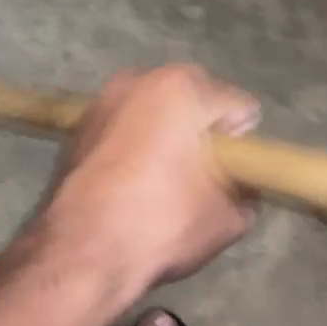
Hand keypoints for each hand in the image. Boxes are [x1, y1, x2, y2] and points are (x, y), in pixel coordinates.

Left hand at [40, 65, 260, 291]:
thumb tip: (237, 184)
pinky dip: (132, 143)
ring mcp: (105, 97)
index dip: (241, 147)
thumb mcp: (229, 217)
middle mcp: (142, 77)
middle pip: (194, 99)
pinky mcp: (80, 121)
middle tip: (199, 179)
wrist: (82, 248)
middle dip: (201, 132)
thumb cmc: (162, 222)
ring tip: (160, 181)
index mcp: (184, 87)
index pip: (240, 109)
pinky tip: (128, 181)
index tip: (230, 178)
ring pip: (154, 110)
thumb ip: (246, 189)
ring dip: (164, 134)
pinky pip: (124, 125)